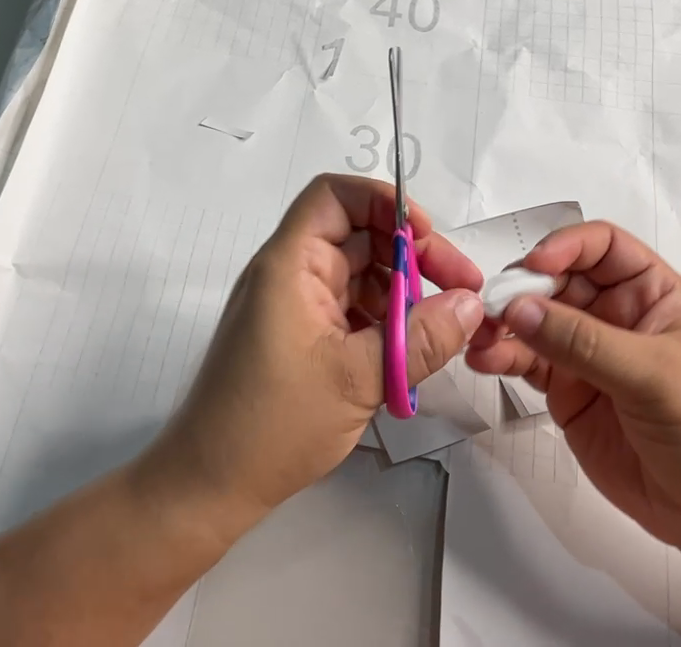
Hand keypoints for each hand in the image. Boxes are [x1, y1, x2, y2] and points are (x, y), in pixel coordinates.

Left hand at [140, 174, 485, 518]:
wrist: (208, 484)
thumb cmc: (272, 424)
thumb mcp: (357, 379)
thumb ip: (419, 338)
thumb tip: (472, 304)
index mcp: (290, 264)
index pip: (334, 196)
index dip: (382, 201)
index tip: (426, 235)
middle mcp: (292, 274)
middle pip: (358, 234)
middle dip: (413, 253)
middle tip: (461, 287)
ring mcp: (297, 306)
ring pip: (361, 274)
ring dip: (405, 291)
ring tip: (444, 324)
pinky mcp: (304, 337)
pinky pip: (353, 309)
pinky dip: (386, 320)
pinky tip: (413, 348)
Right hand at [464, 222, 680, 552]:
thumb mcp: (654, 375)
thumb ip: (582, 341)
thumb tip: (516, 308)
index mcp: (651, 293)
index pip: (602, 246)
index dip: (566, 246)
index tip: (533, 266)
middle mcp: (615, 315)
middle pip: (557, 280)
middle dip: (522, 288)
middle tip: (490, 308)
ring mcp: (588, 355)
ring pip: (535, 321)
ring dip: (504, 324)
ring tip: (477, 339)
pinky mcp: (567, 392)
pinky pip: (527, 362)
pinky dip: (502, 358)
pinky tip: (483, 362)